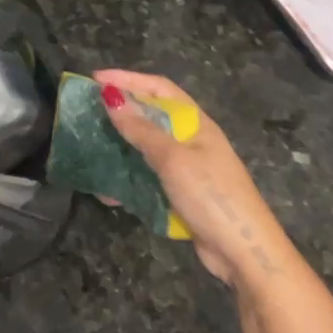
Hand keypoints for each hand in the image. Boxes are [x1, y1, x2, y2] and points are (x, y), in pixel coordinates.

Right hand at [92, 69, 294, 288]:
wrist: (245, 253)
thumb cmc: (211, 196)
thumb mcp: (173, 159)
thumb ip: (141, 129)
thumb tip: (111, 97)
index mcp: (195, 123)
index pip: (159, 88)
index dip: (128, 79)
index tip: (95, 80)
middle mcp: (191, 141)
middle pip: (150, 116)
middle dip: (119, 113)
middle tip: (88, 113)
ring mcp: (186, 169)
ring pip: (145, 148)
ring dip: (119, 148)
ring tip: (89, 149)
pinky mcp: (180, 194)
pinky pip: (147, 177)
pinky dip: (126, 180)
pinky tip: (106, 190)